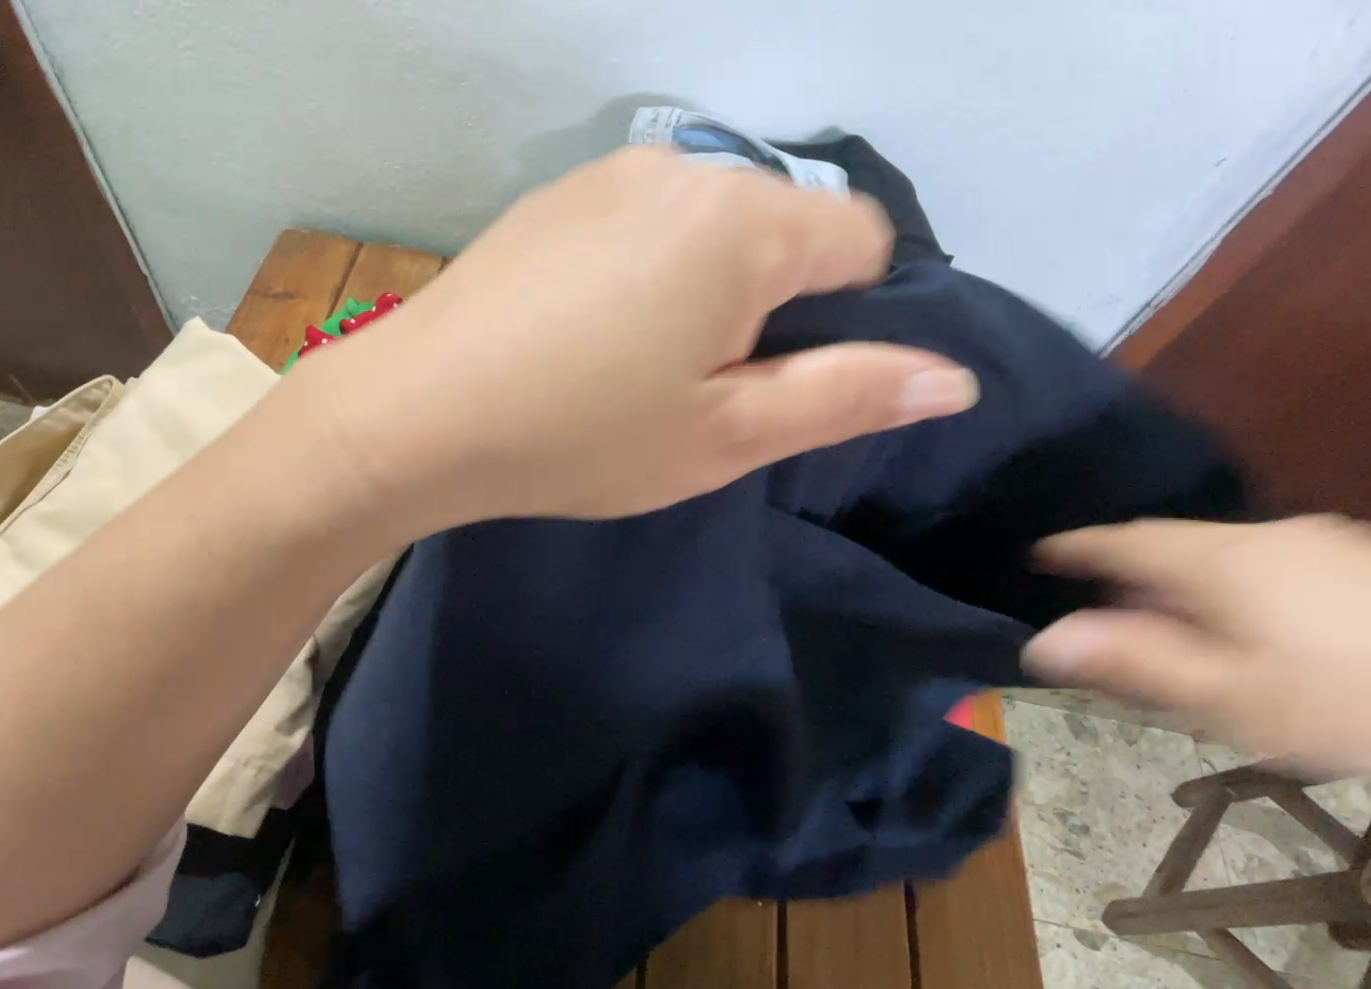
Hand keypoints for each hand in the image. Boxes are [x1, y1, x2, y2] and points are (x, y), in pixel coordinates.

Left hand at [277, 146, 977, 529]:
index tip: (782, 381)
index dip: (848, 317)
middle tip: (704, 388)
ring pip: (714, 225)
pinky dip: (651, 272)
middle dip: (775, 303)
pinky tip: (593, 333)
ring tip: (641, 366)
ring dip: (711, 288)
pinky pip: (647, 224)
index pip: (863, 240)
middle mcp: (684, 169)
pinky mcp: (557, 197)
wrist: (415, 415)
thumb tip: (956, 376)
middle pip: (786, 227)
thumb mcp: (726, 436)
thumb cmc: (581, 435)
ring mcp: (610, 174)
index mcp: (742, 221)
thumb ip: (846, 395)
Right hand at [1022, 515, 1370, 797]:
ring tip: (1181, 640)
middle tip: (1109, 623)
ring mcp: (1329, 546)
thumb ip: (1137, 664)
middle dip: (1132, 579)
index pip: (1126, 541)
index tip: (1039, 555)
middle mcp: (1270, 538)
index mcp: (1224, 562)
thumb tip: (1044, 639)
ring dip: (1186, 589)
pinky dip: (1236, 592)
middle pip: (1176, 548)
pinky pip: (1272, 566)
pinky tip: (1260, 639)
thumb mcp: (1236, 699)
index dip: (1076, 547)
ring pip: (1226, 559)